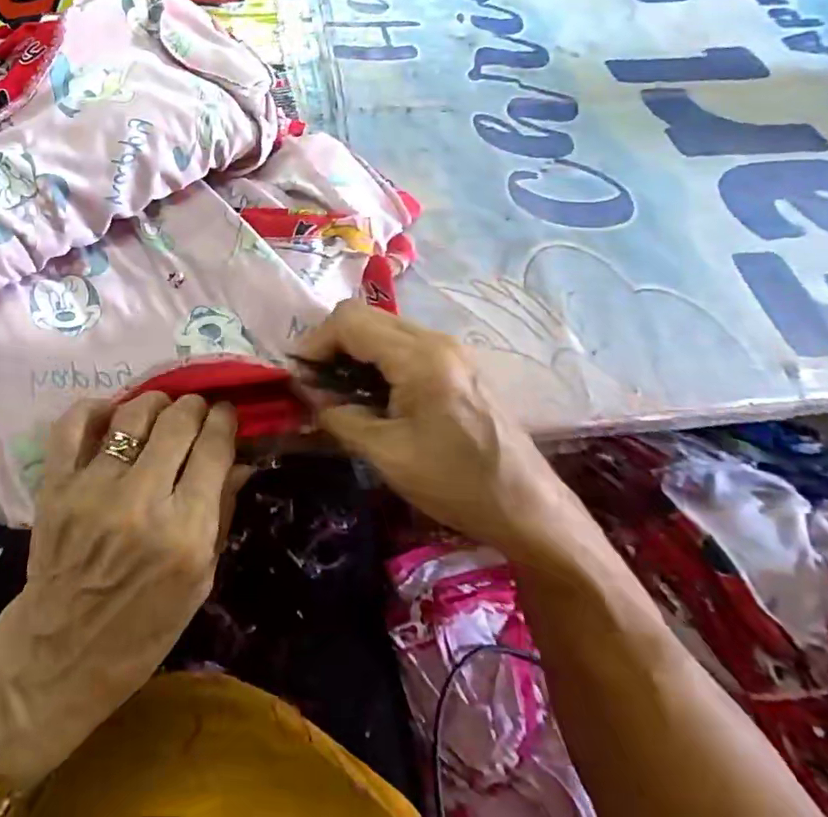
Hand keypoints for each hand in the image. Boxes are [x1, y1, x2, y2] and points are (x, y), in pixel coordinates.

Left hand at [0, 393, 251, 791]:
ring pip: (130, 415)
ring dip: (153, 402)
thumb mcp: (199, 581)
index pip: (213, 451)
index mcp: (185, 533)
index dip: (224, 422)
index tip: (226, 413)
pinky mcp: (56, 485)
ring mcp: (93, 489)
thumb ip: (220, 515)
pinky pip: (72, 425)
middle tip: (196, 408)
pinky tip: (110, 412)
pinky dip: (94, 408)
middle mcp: (141, 502)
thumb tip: (238, 460)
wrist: (64, 648)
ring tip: (160, 407)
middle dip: (194, 407)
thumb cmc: (142, 627)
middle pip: (176, 424)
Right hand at [295, 299, 584, 562]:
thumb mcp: (385, 454)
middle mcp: (437, 342)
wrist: (530, 510)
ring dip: (351, 351)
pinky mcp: (456, 367)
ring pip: (382, 329)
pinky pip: (401, 346)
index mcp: (421, 358)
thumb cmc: (456, 483)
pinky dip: (373, 360)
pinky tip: (369, 394)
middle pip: (364, 316)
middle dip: (329, 344)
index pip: (349, 321)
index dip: (314, 342)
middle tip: (312, 384)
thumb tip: (307, 392)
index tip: (298, 378)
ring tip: (335, 391)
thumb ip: (338, 415)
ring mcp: (450, 352)